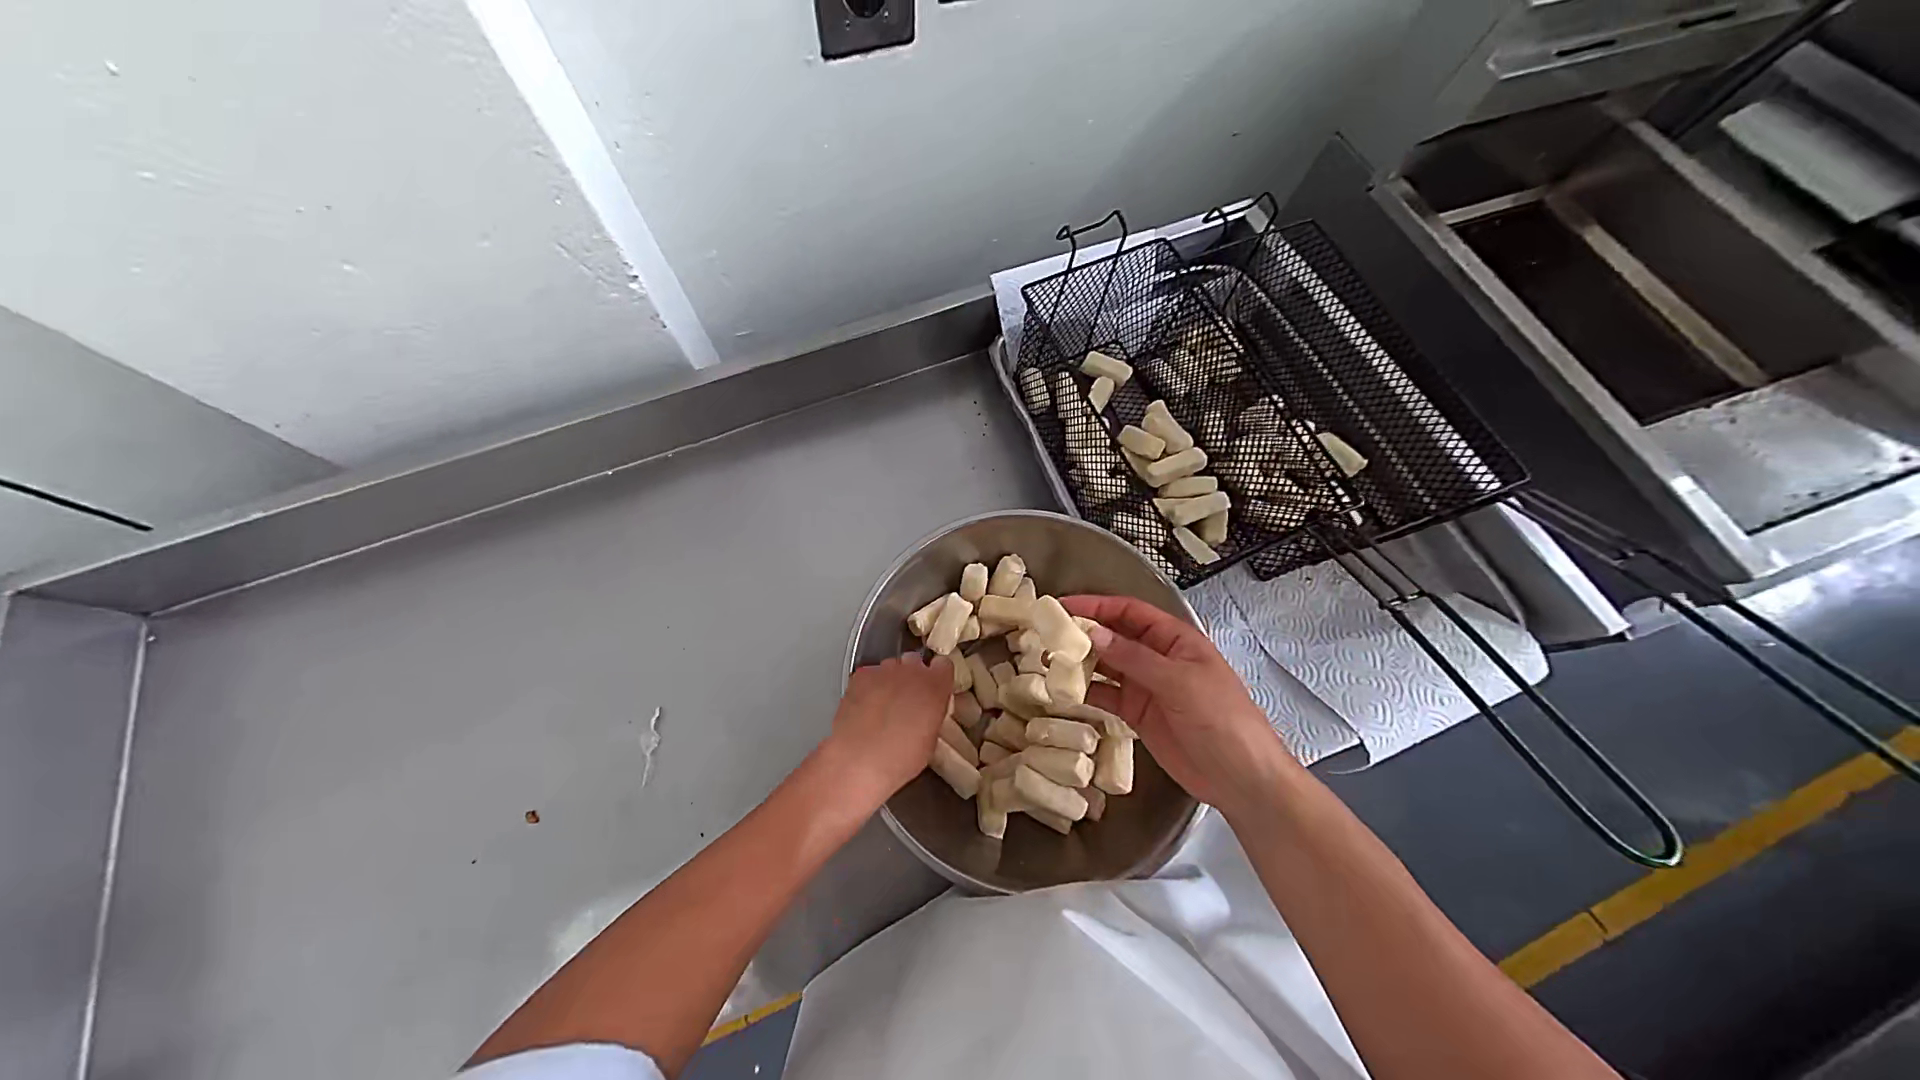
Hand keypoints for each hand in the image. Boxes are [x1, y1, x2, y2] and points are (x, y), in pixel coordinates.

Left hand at [822, 653, 953, 804]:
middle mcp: (911, 671)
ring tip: (882, 707)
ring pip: (891, 667)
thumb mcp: (930, 740)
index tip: (934, 688)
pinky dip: (868, 686)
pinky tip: (865, 707)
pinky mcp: (860, 676)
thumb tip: (927, 713)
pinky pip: (869, 675)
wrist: (859, 760)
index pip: (944, 665)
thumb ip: (933, 715)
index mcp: (935, 685)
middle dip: (912, 677)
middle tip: (907, 701)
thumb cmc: (900, 758)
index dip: (938, 677)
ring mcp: (884, 671)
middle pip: (914, 662)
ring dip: (890, 681)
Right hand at [1062, 595, 1301, 815]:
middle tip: (1049, 634)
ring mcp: (1148, 687)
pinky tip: (1067, 691)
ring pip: (1107, 666)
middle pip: (1115, 636)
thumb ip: (1134, 658)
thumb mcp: (1179, 681)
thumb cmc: (1224, 720)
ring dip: (1082, 663)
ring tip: (1052, 661)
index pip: (1131, 612)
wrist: (1242, 779)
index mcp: (1176, 640)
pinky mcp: (1139, 715)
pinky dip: (1087, 693)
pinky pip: (1107, 696)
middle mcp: (1158, 658)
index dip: (1098, 606)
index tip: (1065, 607)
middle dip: (1084, 633)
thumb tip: (1094, 633)